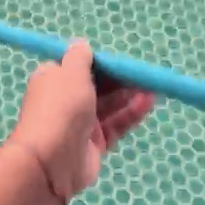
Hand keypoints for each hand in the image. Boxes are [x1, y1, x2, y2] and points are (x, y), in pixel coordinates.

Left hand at [10, 40, 156, 198]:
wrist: (51, 161)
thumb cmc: (60, 108)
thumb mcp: (70, 73)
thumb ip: (80, 57)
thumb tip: (81, 43)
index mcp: (53, 78)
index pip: (77, 65)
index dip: (98, 61)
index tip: (119, 59)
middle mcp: (65, 99)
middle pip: (96, 85)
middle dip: (119, 78)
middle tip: (143, 73)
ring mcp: (80, 122)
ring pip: (109, 104)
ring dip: (129, 95)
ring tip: (153, 86)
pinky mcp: (95, 143)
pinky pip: (116, 123)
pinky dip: (131, 113)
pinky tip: (149, 102)